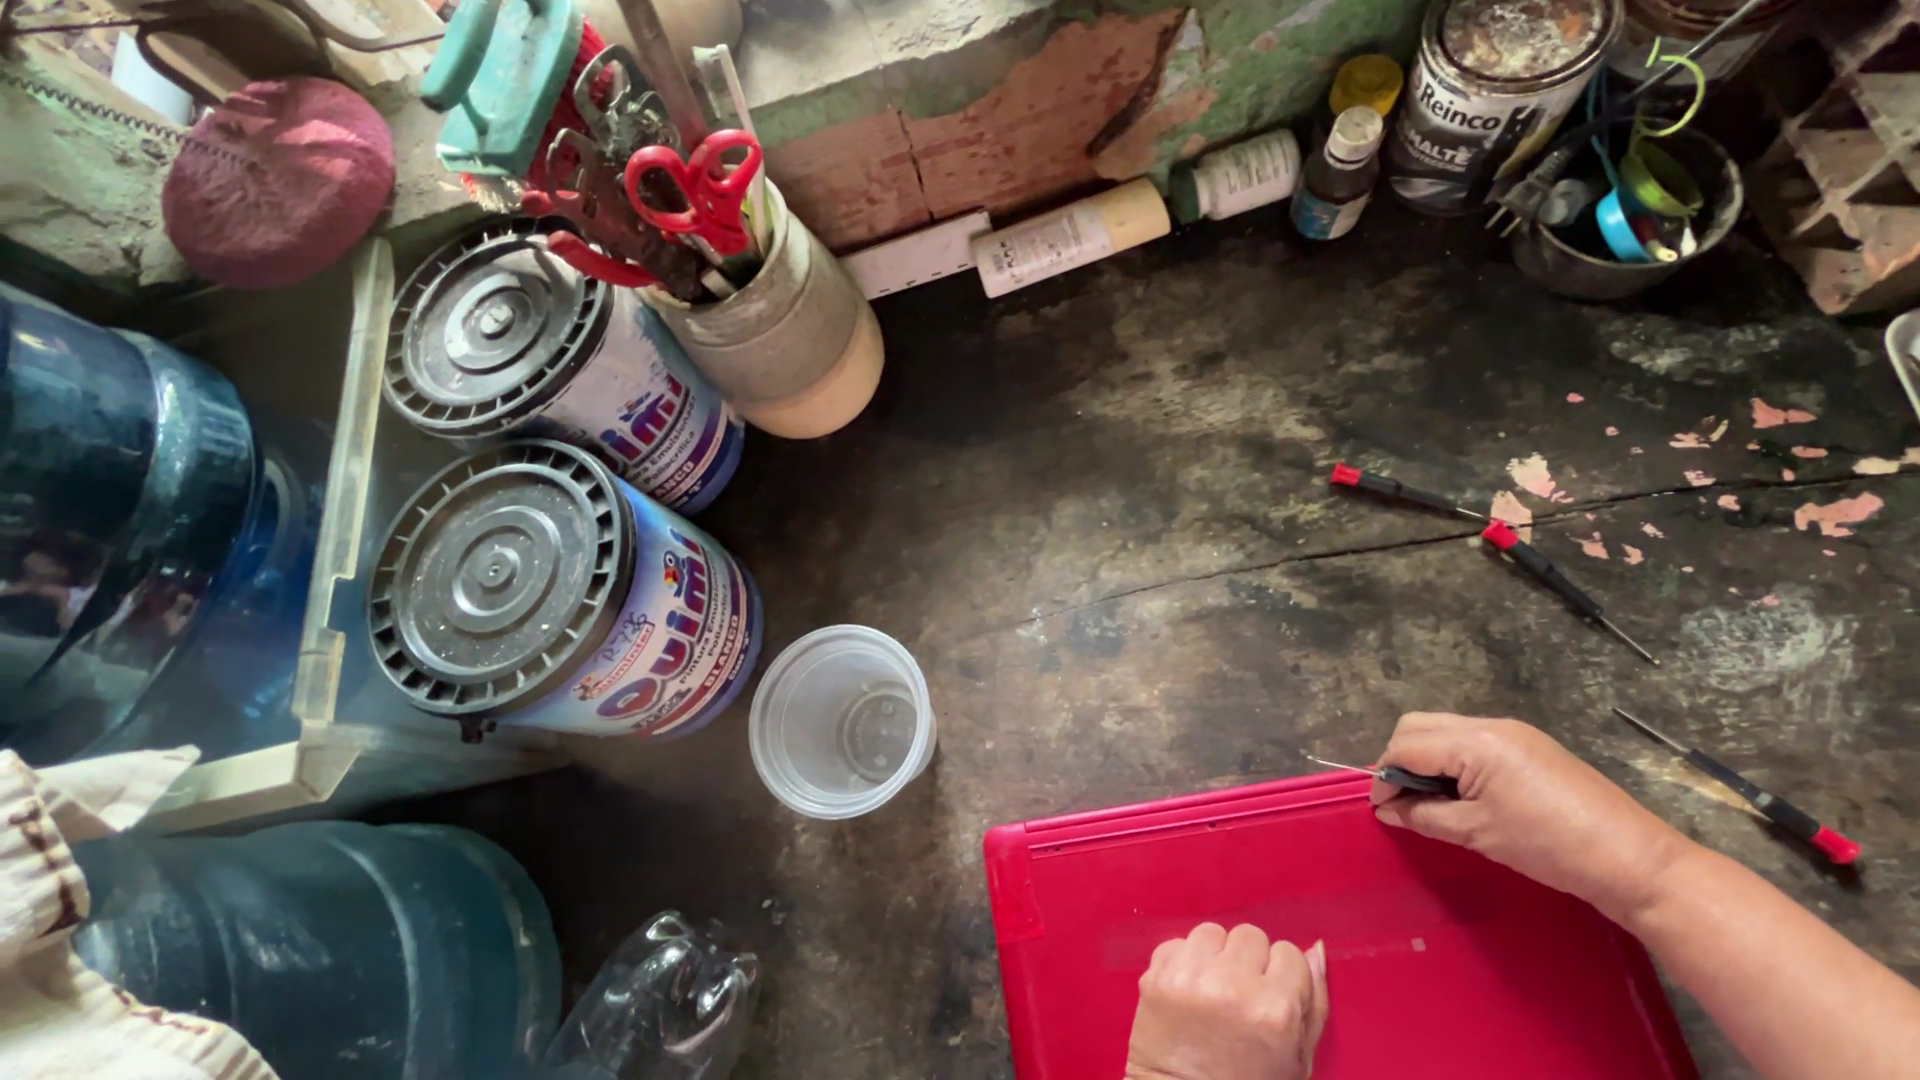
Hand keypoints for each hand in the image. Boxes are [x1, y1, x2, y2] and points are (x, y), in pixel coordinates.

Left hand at [1125, 923, 1327, 1079]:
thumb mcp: (1297, 1060)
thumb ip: (1314, 1003)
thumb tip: (1314, 949)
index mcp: (1274, 1009)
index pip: (1288, 953)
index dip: (1282, 976)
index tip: (1271, 997)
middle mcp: (1232, 983)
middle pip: (1250, 936)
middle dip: (1249, 961)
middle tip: (1240, 994)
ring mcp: (1190, 976)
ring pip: (1212, 932)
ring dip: (1215, 955)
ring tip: (1212, 989)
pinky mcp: (1157, 974)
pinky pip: (1177, 944)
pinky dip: (1184, 962)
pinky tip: (1187, 992)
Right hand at [1370, 713, 1693, 922]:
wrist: (1634, 861)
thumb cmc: (1549, 848)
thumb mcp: (1477, 833)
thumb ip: (1423, 816)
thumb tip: (1387, 811)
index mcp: (1475, 742)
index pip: (1406, 747)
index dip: (1384, 778)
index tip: (1381, 810)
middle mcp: (1490, 725)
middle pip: (1418, 726)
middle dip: (1399, 759)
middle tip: (1401, 800)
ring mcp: (1513, 732)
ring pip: (1444, 730)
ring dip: (1426, 759)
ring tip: (1431, 799)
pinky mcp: (1529, 745)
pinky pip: (1471, 740)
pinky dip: (1452, 761)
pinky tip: (1462, 793)